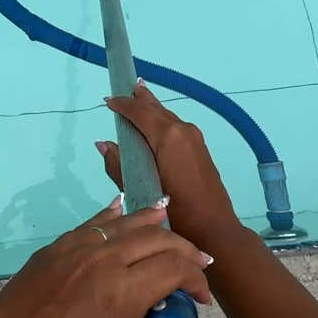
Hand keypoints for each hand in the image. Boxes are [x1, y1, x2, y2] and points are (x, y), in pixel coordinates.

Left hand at [0, 197, 215, 317]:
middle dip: (183, 248)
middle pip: (156, 237)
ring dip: (151, 223)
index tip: (202, 300)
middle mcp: (102, 260)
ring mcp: (75, 248)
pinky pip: (91, 222)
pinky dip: (113, 215)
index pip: (175, 267)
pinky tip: (122, 208)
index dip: (197, 279)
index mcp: (122, 294)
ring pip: (124, 221)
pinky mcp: (54, 247)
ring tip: (170, 222)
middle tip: (198, 265)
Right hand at [98, 80, 243, 247]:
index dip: (122, 104)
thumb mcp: (141, 190)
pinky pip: (176, 127)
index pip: (140, 112)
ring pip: (167, 116)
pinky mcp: (200, 148)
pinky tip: (155, 125)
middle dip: (139, 98)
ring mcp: (194, 138)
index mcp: (168, 136)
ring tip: (138, 97)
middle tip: (126, 87)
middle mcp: (182, 130)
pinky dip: (162, 121)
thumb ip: (119, 165)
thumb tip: (103, 144)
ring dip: (151, 108)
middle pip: (156, 108)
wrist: (214, 230)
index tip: (108, 101)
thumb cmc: (176, 212)